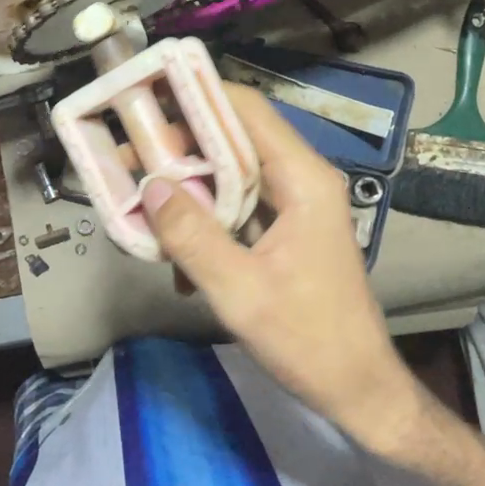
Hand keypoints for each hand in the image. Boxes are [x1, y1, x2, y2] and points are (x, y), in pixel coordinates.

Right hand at [142, 86, 419, 441]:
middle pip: (233, 139)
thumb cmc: (308, 340)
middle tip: (126, 157)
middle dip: (179, 146)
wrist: (358, 390)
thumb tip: (149, 187)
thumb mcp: (240, 292)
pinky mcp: (284, 232)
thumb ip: (192, 237)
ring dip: (186, 187)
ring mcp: (294, 207)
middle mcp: (301, 182)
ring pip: (230, 174)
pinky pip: (235, 207)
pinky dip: (202, 220)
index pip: (247, 110)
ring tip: (139, 202)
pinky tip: (174, 254)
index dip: (196, 95)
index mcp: (303, 181)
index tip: (145, 97)